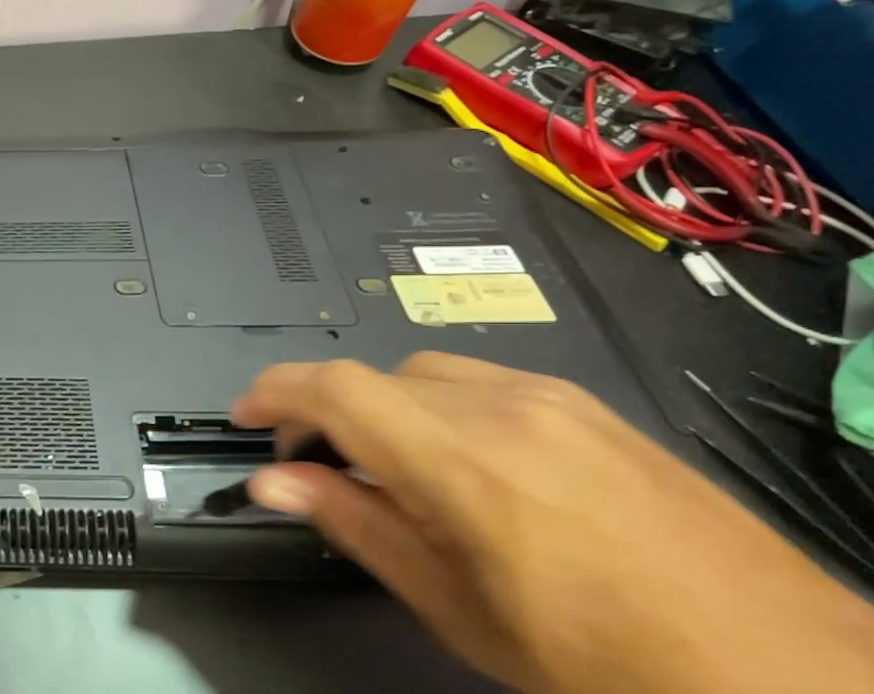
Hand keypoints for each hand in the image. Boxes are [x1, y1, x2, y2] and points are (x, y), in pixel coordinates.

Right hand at [233, 353, 873, 693]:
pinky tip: (470, 465)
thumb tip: (277, 481)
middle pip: (375, 377)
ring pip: (426, 373)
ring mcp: (554, 398)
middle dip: (330, 413)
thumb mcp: (460, 610)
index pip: (334, 389)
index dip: (273, 392)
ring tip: (399, 472)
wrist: (791, 673)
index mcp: (463, 462)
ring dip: (387, 408)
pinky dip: (443, 406)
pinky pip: (485, 380)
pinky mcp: (591, 405)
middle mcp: (503, 407)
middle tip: (324, 471)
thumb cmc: (607, 661)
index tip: (246, 419)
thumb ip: (358, 526)